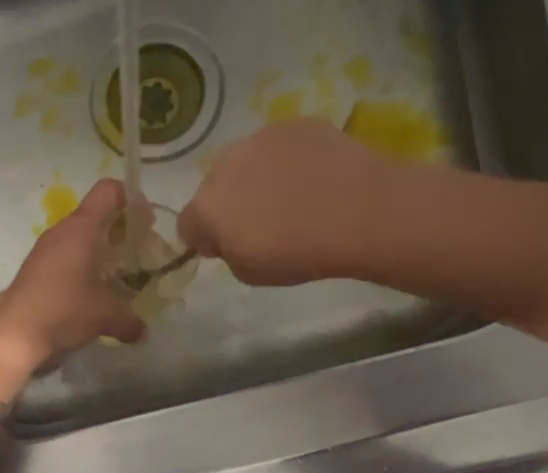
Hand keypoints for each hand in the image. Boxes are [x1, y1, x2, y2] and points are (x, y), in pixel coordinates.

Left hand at [0, 179, 147, 364]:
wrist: (14, 336)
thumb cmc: (63, 312)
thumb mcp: (105, 317)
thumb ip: (130, 321)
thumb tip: (143, 332)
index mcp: (82, 228)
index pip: (109, 191)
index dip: (131, 200)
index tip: (145, 226)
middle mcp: (62, 231)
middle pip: (97, 215)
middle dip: (121, 232)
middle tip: (138, 257)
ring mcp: (45, 250)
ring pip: (80, 238)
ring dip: (101, 252)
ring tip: (117, 279)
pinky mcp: (36, 270)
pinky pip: (66, 257)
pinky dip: (83, 267)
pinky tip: (92, 294)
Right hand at [181, 119, 395, 286]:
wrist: (359, 211)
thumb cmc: (298, 253)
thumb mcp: (249, 273)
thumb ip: (228, 252)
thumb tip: (228, 237)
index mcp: (207, 207)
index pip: (187, 225)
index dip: (204, 239)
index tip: (226, 248)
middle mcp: (225, 164)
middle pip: (214, 187)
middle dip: (228, 203)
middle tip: (260, 222)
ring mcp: (261, 137)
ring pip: (247, 161)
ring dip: (256, 177)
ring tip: (290, 196)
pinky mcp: (297, 123)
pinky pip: (281, 145)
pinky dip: (289, 159)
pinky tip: (314, 177)